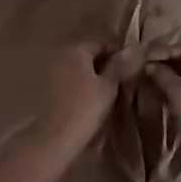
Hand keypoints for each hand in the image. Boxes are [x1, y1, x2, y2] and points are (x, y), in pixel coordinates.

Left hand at [29, 43, 119, 157]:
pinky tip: (90, 99)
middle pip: (88, 54)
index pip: (101, 43)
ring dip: (92, 75)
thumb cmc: (85, 108)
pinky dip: (80, 84)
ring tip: (108, 91)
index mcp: (76, 49)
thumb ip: (119, 65)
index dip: (118, 53)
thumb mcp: (108, 86)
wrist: (55, 138)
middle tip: (121, 80)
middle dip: (105, 64)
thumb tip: (133, 47)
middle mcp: (61, 54)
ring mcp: (52, 71)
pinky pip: (69, 79)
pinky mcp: (46, 88)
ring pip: (78, 67)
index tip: (130, 67)